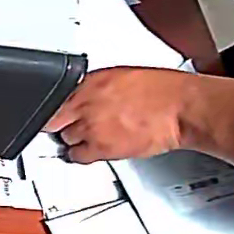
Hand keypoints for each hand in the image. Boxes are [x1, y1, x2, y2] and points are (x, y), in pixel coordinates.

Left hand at [44, 65, 197, 162]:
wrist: (181, 108)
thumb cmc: (161, 91)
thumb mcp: (119, 76)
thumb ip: (93, 86)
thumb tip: (80, 93)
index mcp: (88, 83)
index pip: (52, 97)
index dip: (53, 107)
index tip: (54, 112)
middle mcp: (84, 104)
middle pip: (51, 120)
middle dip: (58, 123)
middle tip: (68, 126)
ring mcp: (89, 127)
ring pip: (65, 138)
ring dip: (74, 139)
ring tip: (91, 136)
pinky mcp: (99, 147)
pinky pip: (77, 156)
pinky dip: (82, 155)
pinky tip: (92, 150)